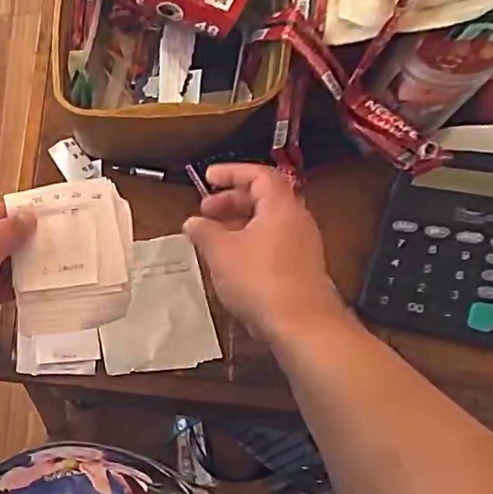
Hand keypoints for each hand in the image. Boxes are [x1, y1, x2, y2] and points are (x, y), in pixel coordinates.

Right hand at [183, 164, 347, 339]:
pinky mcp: (297, 265)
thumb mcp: (221, 252)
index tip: (209, 177)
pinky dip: (247, 239)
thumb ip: (204, 232)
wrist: (298, 321)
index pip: (259, 175)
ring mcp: (300, 243)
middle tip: (205, 208)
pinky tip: (228, 257)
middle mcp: (295, 220)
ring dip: (238, 221)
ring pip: (266, 220)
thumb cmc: (260, 280)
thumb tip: (193, 222)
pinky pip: (270, 240)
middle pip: (264, 197)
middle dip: (232, 199)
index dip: (232, 172)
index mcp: (280, 208)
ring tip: (212, 233)